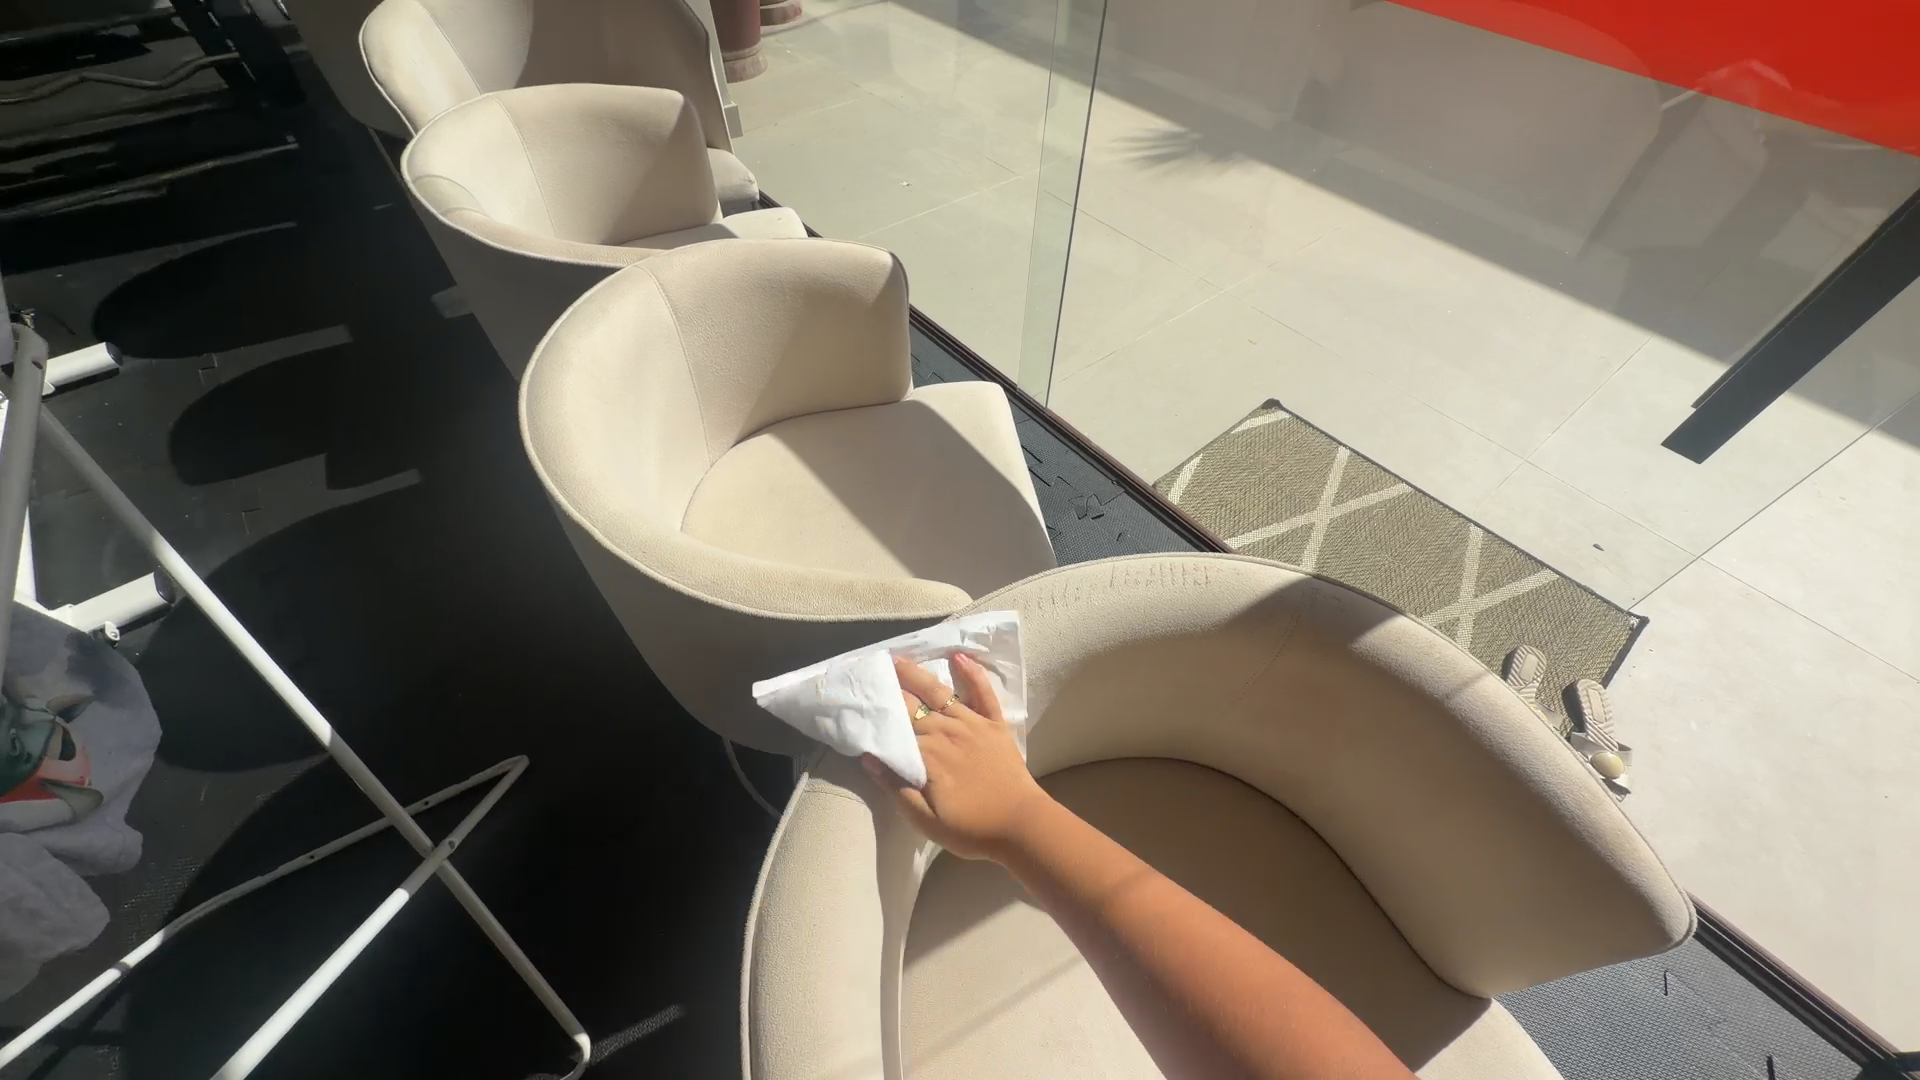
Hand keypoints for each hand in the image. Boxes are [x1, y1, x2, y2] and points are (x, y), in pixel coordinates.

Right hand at [863, 652, 1052, 860]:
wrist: (1022, 826)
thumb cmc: (971, 828)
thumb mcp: (925, 820)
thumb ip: (896, 787)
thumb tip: (869, 757)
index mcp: (927, 754)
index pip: (896, 726)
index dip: (877, 711)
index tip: (859, 696)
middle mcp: (946, 731)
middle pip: (913, 704)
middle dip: (891, 685)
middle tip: (872, 669)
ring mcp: (973, 723)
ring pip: (940, 692)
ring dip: (918, 674)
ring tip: (899, 658)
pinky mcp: (995, 724)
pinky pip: (983, 692)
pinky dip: (972, 672)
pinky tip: (959, 655)